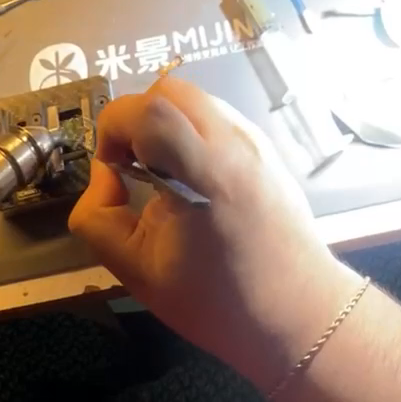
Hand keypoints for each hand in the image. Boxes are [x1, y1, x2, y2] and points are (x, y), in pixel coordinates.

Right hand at [68, 77, 363, 390]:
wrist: (301, 313)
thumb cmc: (220, 302)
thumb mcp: (138, 273)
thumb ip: (99, 219)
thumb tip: (105, 176)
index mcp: (205, 172)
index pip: (148, 111)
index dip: (114, 126)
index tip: (112, 165)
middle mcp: (233, 141)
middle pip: (169, 89)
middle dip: (136, 117)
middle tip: (132, 161)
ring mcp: (254, 137)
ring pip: (193, 97)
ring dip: (164, 121)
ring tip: (162, 169)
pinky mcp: (264, 142)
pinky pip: (215, 113)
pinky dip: (189, 128)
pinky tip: (192, 175)